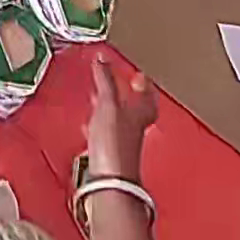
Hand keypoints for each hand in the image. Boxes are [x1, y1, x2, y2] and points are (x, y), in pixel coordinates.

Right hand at [85, 55, 157, 180]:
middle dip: (128, 93)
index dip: (144, 83)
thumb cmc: (115, 142)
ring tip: (103, 97)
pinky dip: (101, 122)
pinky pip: (108, 131)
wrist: (109, 182)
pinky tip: (91, 123)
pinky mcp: (110, 153)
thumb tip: (102, 57)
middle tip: (123, 82)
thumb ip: (105, 79)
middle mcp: (136, 126)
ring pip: (122, 119)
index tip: (140, 73)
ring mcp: (124, 141)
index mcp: (141, 111)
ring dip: (113, 107)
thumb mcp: (108, 102)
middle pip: (137, 106)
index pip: (148, 93)